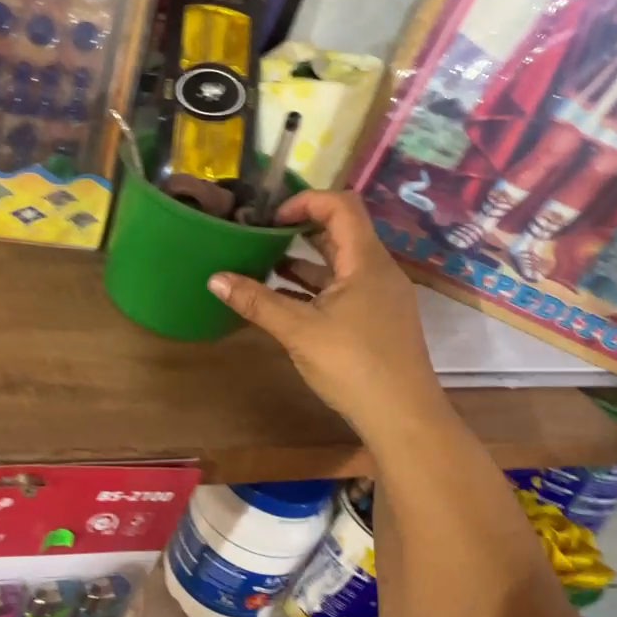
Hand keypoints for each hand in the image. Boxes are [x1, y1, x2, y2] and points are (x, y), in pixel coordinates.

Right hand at [208, 190, 450, 440]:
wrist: (402, 416)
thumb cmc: (354, 364)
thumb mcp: (298, 330)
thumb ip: (257, 301)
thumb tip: (214, 279)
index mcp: (365, 261)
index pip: (341, 206)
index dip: (306, 201)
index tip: (271, 218)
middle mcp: (377, 271)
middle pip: (340, 233)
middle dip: (299, 230)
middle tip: (260, 237)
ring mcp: (379, 296)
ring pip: (339, 264)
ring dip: (303, 261)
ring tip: (263, 267)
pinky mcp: (375, 319)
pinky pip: (342, 289)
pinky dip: (313, 288)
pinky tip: (284, 301)